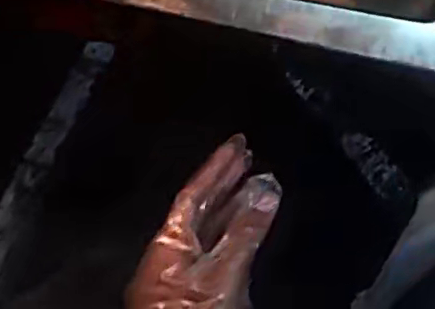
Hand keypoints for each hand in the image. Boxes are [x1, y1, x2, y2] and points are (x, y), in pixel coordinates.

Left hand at [127, 136, 281, 308]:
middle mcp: (169, 258)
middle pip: (199, 210)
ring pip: (208, 230)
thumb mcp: (222, 274)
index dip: (217, 166)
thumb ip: (246, 230)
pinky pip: (214, 248)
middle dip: (225, 181)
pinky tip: (250, 225)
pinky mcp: (192, 295)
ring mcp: (178, 278)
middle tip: (249, 154)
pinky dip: (234, 230)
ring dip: (233, 205)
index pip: (193, 195)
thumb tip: (268, 187)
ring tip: (257, 183)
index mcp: (167, 247)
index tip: (238, 141)